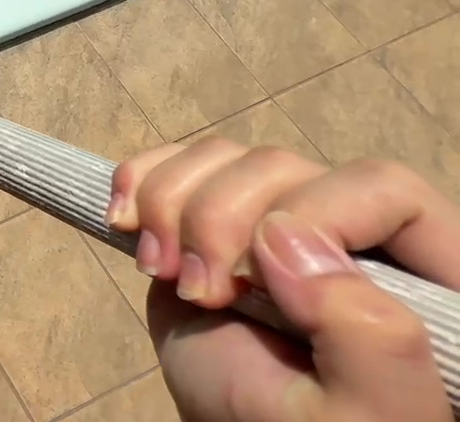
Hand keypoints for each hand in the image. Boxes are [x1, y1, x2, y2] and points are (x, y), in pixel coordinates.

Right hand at [107, 139, 459, 420]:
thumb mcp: (365, 415)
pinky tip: (125, 226)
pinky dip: (134, 182)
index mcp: (427, 281)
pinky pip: (168, 159)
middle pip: (279, 168)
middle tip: (194, 289)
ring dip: (165, 205)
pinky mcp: (208, 214)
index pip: (383, 191)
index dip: (316, 211)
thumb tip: (285, 234)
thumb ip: (367, 336)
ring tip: (159, 272)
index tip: (261, 278)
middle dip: (213, 222)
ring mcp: (276, 219)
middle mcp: (354, 233)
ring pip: (217, 157)